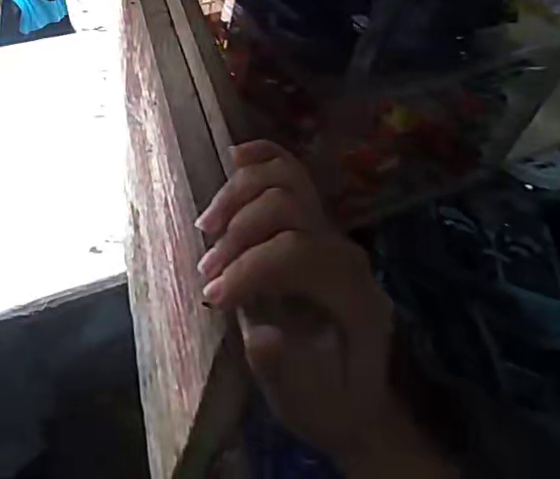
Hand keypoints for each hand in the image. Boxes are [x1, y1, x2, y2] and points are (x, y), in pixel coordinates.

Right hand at [197, 142, 444, 476]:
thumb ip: (283, 371)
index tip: (212, 298)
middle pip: (286, 208)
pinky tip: (235, 156)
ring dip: (235, 197)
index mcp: (353, 296)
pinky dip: (261, 158)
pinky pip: (291, 172)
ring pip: (284, 180)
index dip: (247, 268)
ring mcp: (331, 232)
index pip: (295, 254)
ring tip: (206, 227)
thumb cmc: (326, 402)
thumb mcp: (306, 404)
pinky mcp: (311, 221)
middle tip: (207, 269)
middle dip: (237, 234)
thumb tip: (261, 334)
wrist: (352, 395)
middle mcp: (347, 254)